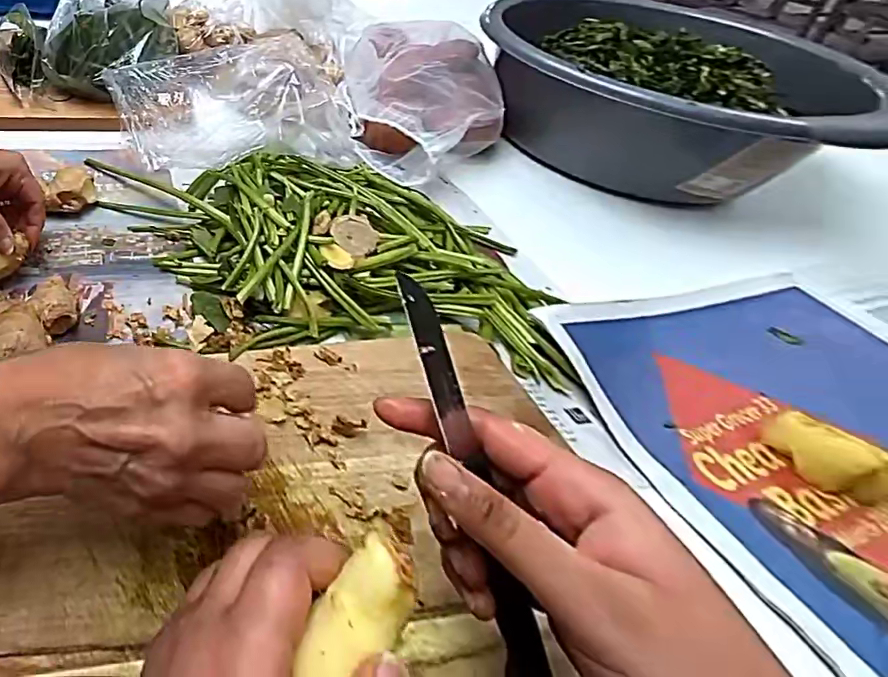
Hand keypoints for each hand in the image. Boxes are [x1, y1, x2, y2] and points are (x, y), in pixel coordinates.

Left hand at [0, 124, 44, 252]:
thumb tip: (9, 246)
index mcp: (16, 170)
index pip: (36, 203)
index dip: (33, 227)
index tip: (25, 248)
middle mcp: (12, 173)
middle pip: (26, 206)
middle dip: (20, 229)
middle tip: (11, 251)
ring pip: (11, 208)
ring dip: (7, 227)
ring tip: (0, 246)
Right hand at [0, 343, 266, 524]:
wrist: (21, 424)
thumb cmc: (61, 375)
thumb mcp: (123, 353)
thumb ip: (169, 373)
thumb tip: (196, 389)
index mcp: (180, 377)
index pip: (244, 388)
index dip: (231, 389)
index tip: (219, 392)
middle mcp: (188, 429)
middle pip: (254, 445)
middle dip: (238, 433)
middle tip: (215, 426)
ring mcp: (173, 475)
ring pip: (238, 487)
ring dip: (224, 472)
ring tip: (199, 458)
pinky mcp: (154, 507)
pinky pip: (203, 513)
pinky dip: (198, 499)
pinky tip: (175, 480)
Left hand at [146, 534, 402, 676]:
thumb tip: (389, 660)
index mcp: (242, 640)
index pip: (282, 560)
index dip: (325, 557)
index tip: (363, 580)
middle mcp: (201, 621)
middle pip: (249, 551)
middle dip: (297, 558)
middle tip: (343, 595)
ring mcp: (174, 632)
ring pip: (221, 570)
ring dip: (262, 575)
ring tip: (306, 616)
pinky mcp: (160, 651)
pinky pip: (198, 600)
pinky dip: (231, 597)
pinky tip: (255, 638)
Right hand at [373, 397, 784, 676]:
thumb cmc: (680, 662)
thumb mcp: (584, 592)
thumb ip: (502, 524)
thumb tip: (431, 462)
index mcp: (586, 493)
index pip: (493, 432)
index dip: (434, 417)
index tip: (384, 412)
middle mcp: (571, 507)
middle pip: (476, 475)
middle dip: (450, 508)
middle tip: (454, 547)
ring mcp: (566, 542)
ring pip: (479, 516)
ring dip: (463, 548)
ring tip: (478, 590)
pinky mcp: (559, 575)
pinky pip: (495, 551)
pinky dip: (478, 572)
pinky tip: (488, 602)